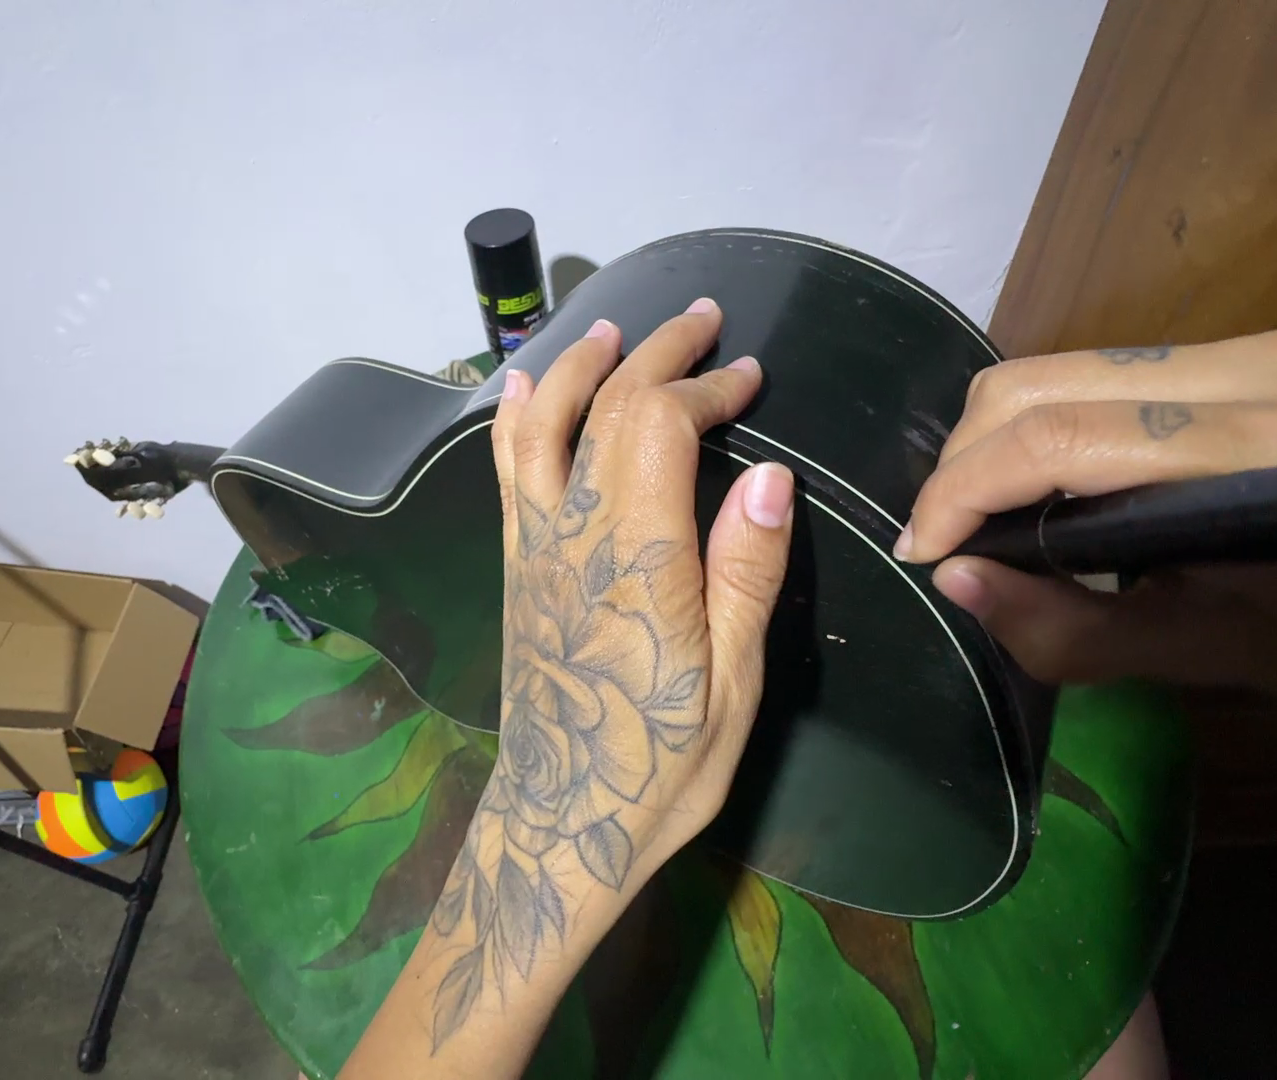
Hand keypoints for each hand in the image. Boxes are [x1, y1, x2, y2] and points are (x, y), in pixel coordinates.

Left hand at [339, 301, 794, 1078]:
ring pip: (542, 427)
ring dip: (576, 367)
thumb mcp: (731, 683)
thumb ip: (744, 574)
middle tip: (700, 320)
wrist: (560, 818)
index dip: (706, 387)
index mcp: (639, 556)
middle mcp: (575, 533)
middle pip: (605, 409)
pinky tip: (519, 389)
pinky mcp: (516, 565)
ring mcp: (534, 546)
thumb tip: (770, 476)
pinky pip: (506, 474)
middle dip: (654, 354)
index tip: (749, 378)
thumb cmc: (660, 763)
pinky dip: (514, 420)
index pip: (660, 427)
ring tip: (608, 329)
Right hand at [895, 327, 1276, 700]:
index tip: (921, 550)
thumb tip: (951, 579)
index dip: (964, 490)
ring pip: (1045, 369)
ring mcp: (1261, 342)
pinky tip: (1034, 478)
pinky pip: (1081, 371)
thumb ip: (1064, 630)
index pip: (1064, 440)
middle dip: (959, 467)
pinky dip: (1027, 427)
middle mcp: (1274, 367)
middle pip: (1036, 388)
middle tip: (943, 536)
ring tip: (978, 509)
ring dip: (984, 443)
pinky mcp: (1241, 342)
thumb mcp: (1194, 658)